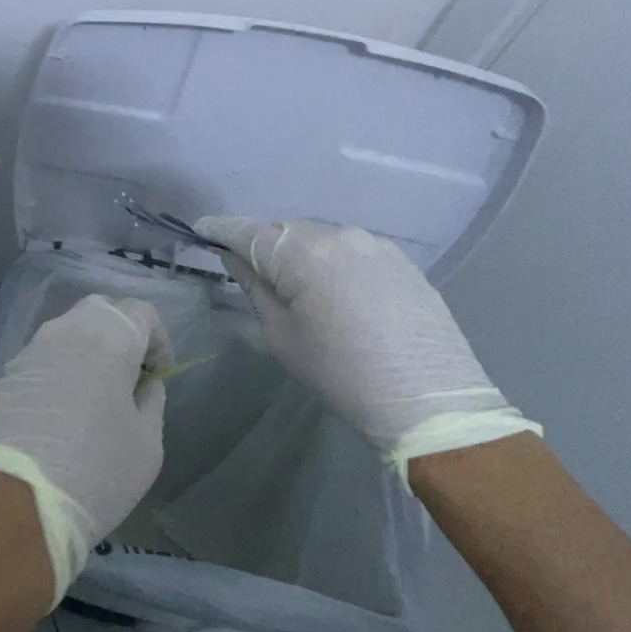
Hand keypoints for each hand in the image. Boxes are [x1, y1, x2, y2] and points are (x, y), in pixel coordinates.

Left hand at [0, 295, 171, 607]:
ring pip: (67, 332)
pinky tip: (66, 410)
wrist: (16, 499)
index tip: (160, 372)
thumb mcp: (147, 443)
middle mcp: (64, 333)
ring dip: (88, 351)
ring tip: (99, 395)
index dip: (158, 337)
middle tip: (132, 375)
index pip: (138, 311)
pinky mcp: (6, 376)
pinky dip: (61, 370)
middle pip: (99, 311)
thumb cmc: (95, 471)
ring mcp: (29, 352)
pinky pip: (43, 358)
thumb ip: (151, 401)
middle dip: (121, 334)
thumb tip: (145, 383)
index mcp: (105, 339)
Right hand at [195, 219, 540, 476]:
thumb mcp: (281, 335)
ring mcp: (375, 245)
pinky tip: (328, 287)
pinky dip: (329, 260)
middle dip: (260, 243)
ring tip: (287, 279)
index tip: (199, 229)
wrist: (431, 402)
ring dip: (296, 252)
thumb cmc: (341, 373)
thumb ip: (254, 287)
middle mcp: (340, 235)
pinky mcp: (401, 261)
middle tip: (242, 264)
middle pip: (284, 230)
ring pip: (318, 238)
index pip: (248, 231)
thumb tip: (236, 258)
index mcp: (303, 252)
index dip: (220, 230)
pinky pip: (349, 250)